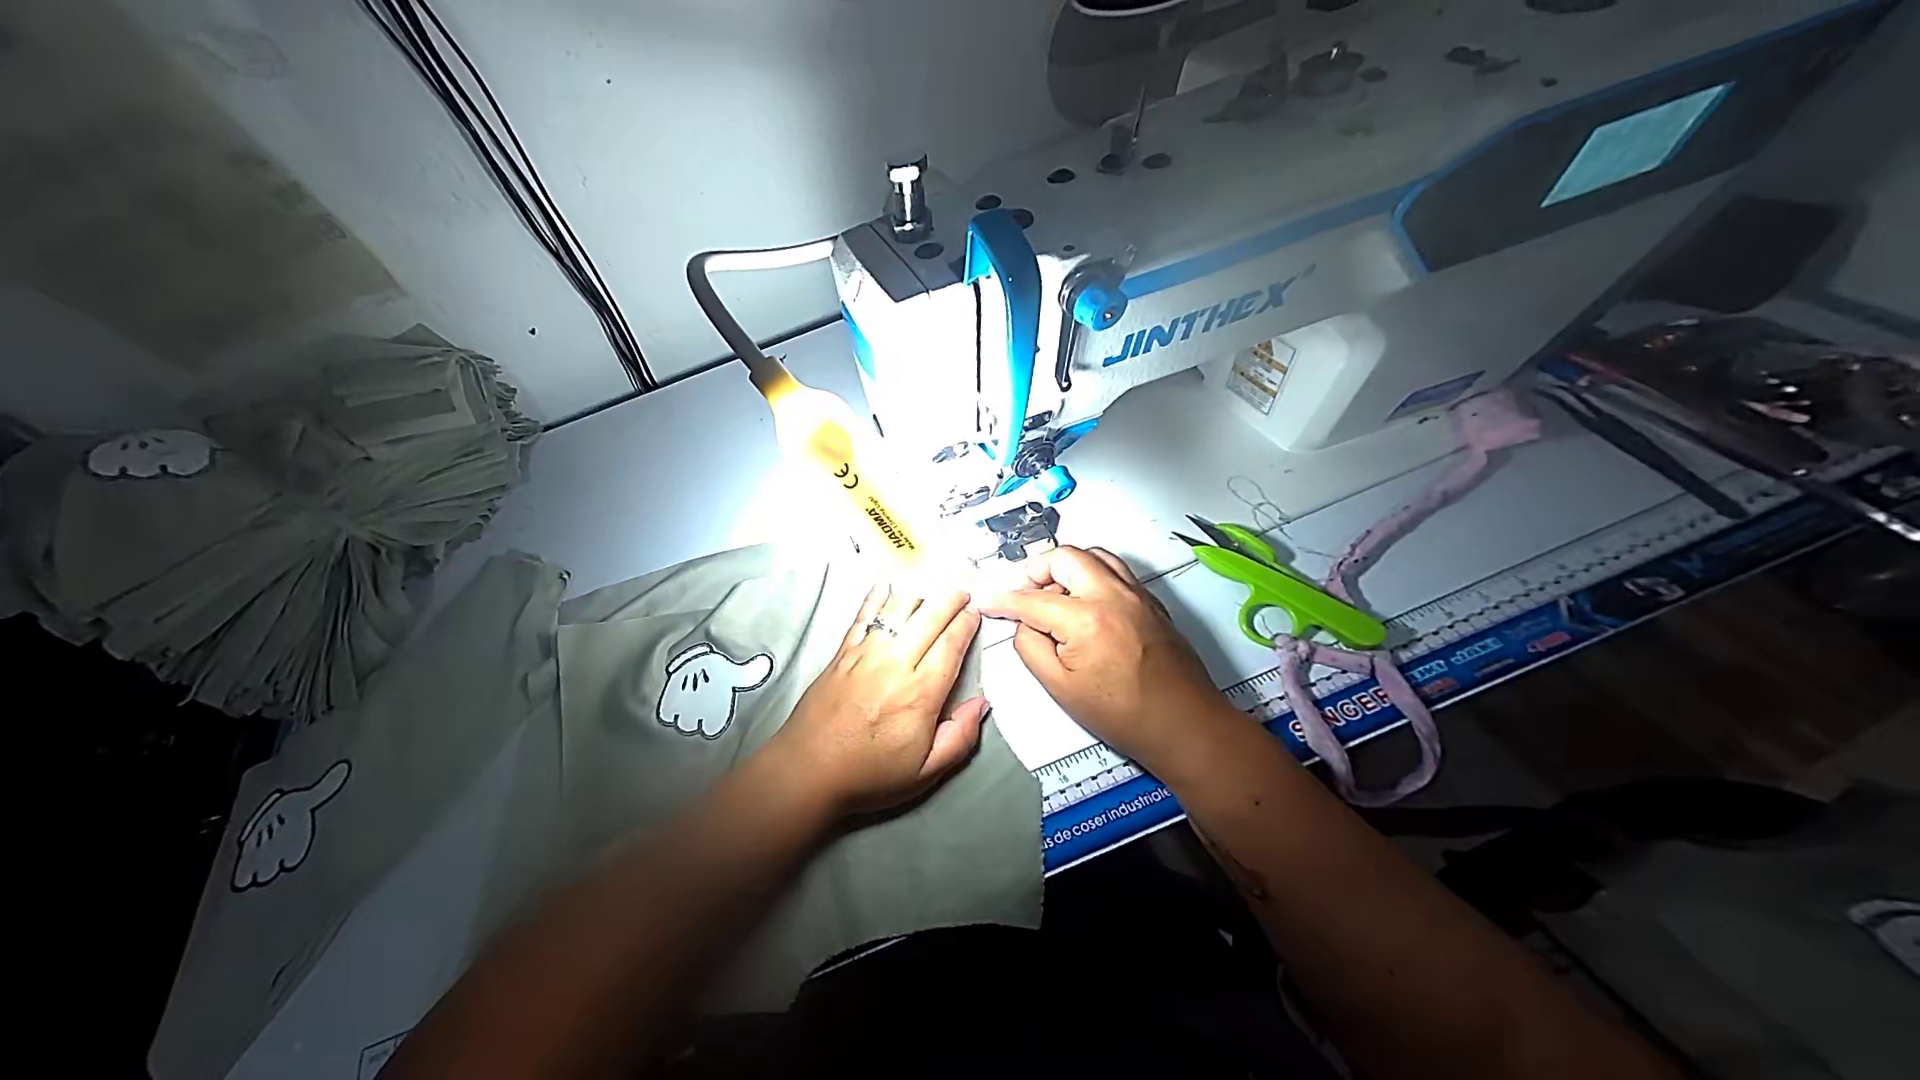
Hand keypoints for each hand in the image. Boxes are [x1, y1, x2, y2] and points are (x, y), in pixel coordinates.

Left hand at [761, 585, 986, 818]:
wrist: (806, 772)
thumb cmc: (866, 776)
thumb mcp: (925, 773)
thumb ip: (959, 738)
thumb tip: (980, 706)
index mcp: (920, 695)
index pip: (950, 646)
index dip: (965, 625)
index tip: (974, 615)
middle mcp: (894, 667)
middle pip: (928, 619)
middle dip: (949, 601)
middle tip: (961, 593)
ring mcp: (865, 657)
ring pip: (897, 612)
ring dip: (919, 594)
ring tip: (933, 586)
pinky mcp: (841, 655)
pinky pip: (863, 618)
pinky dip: (876, 598)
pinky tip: (885, 585)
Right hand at [977, 546, 1235, 768]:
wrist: (1183, 725)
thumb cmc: (1127, 715)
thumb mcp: (1059, 688)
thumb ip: (1031, 647)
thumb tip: (1023, 624)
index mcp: (1087, 618)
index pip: (1031, 598)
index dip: (1003, 600)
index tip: (990, 602)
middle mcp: (1114, 595)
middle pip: (1064, 557)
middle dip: (1036, 570)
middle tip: (1023, 592)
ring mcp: (1137, 594)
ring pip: (1094, 555)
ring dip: (1067, 566)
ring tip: (1053, 592)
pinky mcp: (1151, 601)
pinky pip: (1116, 570)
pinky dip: (1092, 574)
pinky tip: (1085, 602)